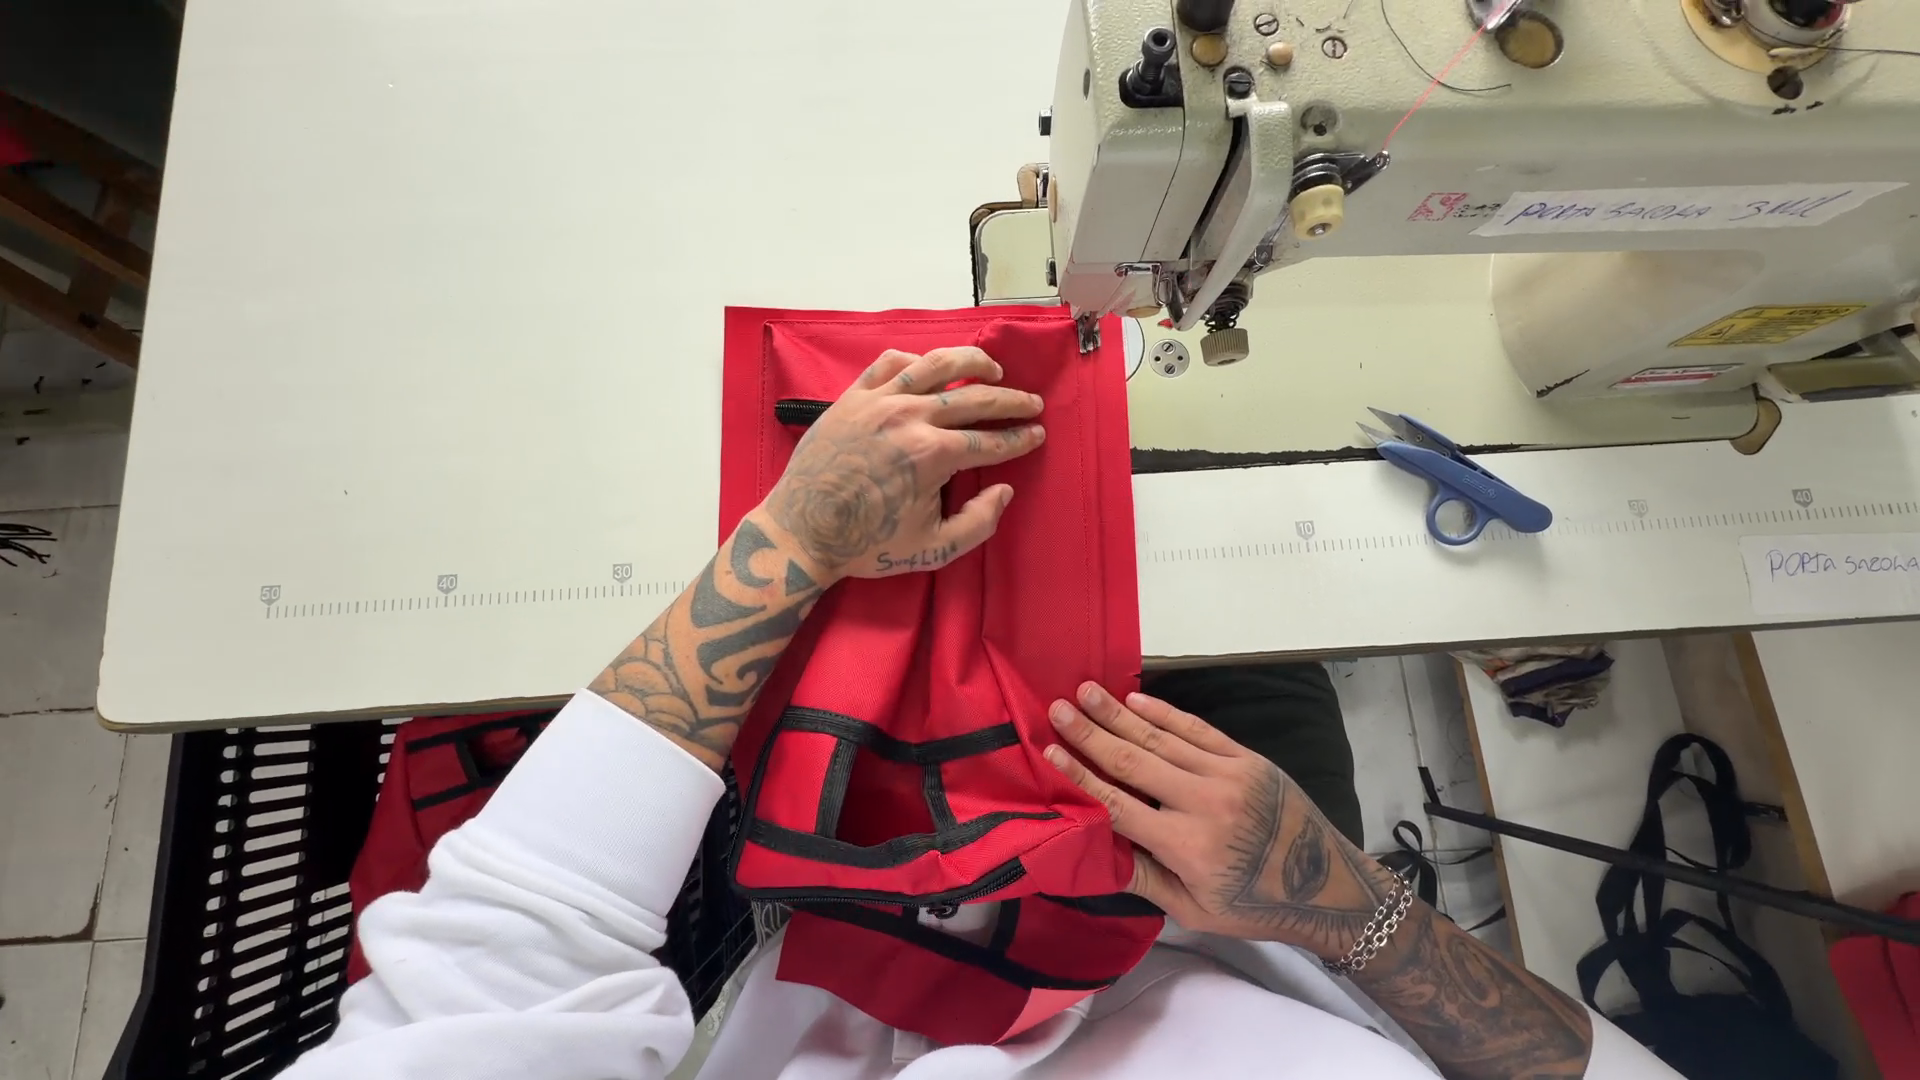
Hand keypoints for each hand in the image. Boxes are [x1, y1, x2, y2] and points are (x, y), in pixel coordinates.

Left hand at [761, 346, 1045, 582]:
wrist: (802, 531)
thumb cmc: (867, 544)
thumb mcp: (932, 549)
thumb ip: (979, 523)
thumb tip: (1004, 490)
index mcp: (932, 455)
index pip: (990, 440)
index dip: (1020, 438)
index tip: (1038, 433)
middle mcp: (910, 417)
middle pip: (975, 397)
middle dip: (1011, 400)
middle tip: (1032, 403)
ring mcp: (879, 400)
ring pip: (936, 365)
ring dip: (972, 363)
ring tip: (993, 370)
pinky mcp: (852, 395)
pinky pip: (891, 363)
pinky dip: (917, 361)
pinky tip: (931, 370)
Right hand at [1044, 684, 1400, 960]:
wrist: (1329, 887)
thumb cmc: (1254, 905)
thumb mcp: (1194, 910)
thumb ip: (1143, 878)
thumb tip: (1092, 849)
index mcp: (1186, 846)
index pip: (1118, 804)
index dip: (1080, 777)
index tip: (1049, 752)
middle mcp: (1203, 803)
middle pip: (1133, 760)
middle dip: (1090, 733)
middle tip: (1057, 707)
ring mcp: (1227, 775)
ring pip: (1161, 737)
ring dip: (1118, 713)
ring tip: (1086, 690)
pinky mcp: (1246, 758)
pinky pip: (1197, 729)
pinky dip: (1165, 712)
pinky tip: (1135, 697)